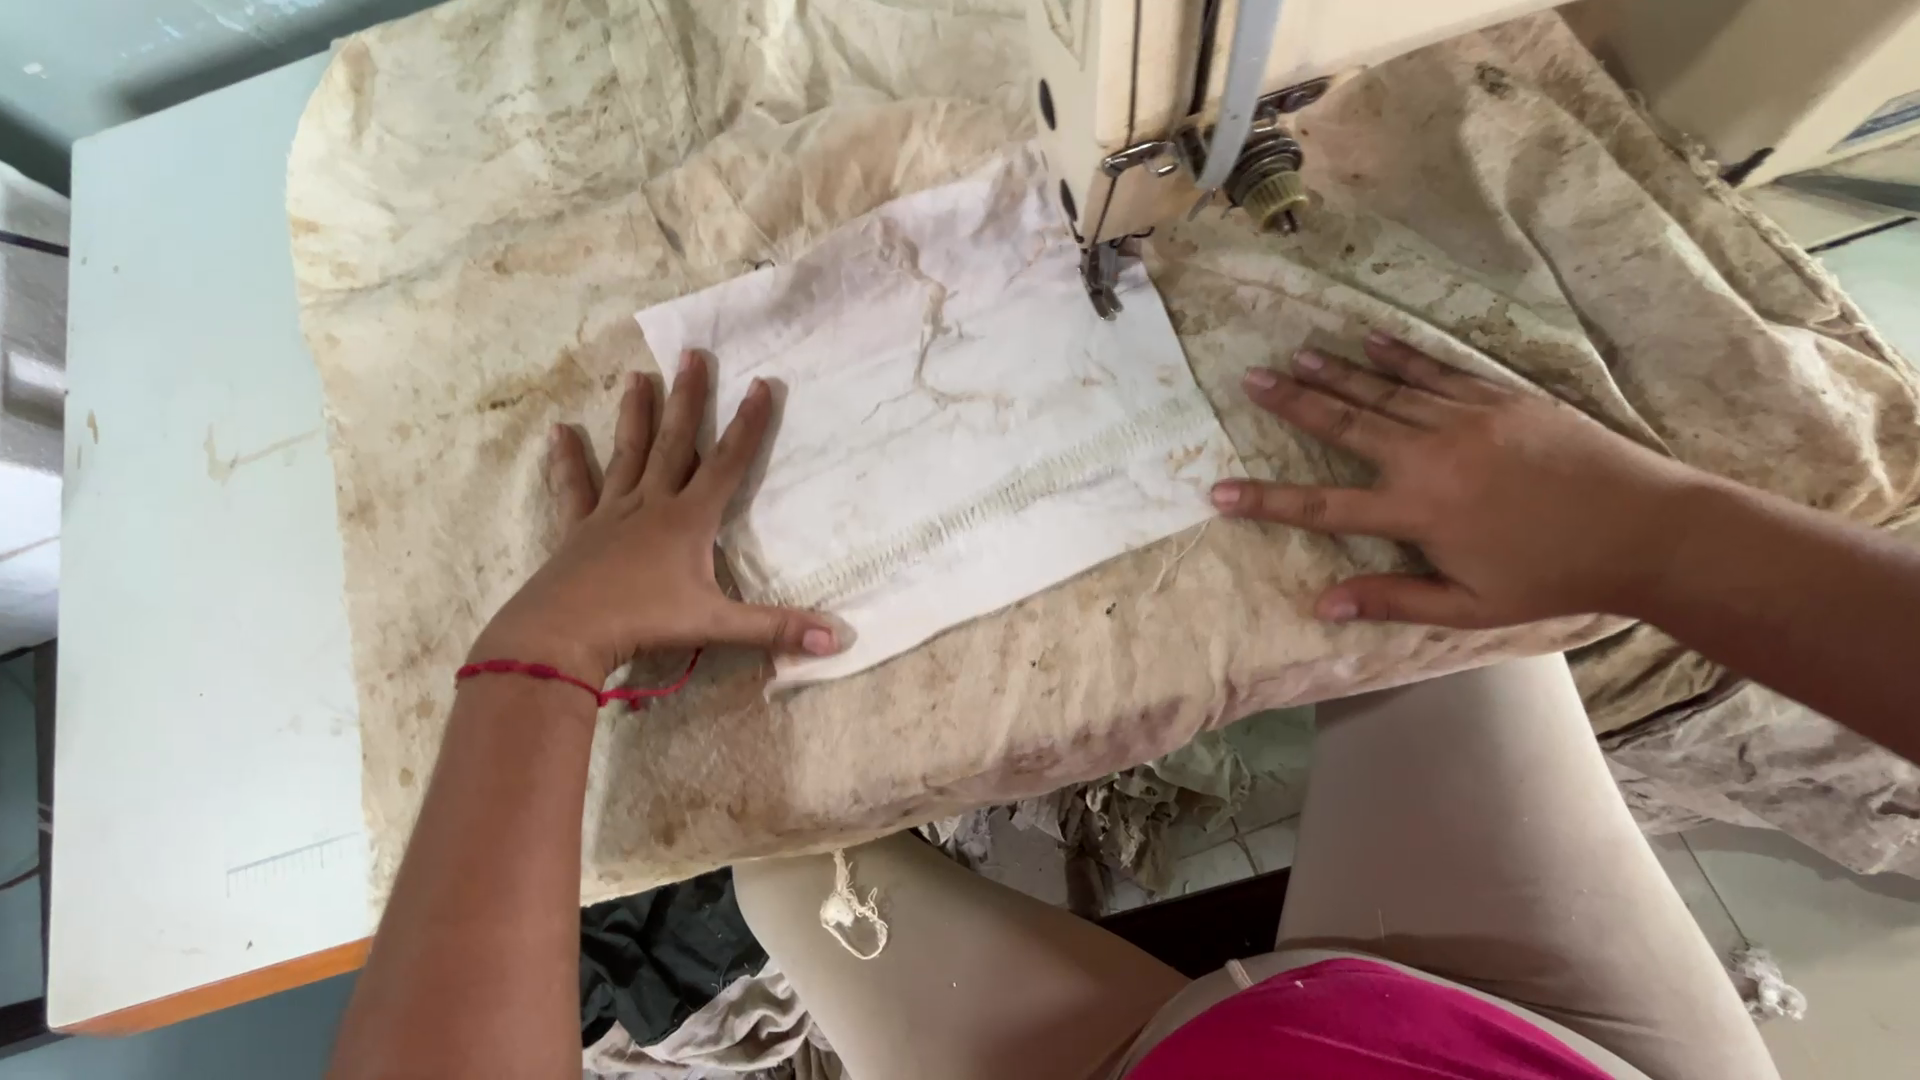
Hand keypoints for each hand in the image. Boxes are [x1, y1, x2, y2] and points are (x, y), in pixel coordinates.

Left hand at [469, 351, 840, 683]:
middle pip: (676, 442)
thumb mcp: (717, 625)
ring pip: (629, 453)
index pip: (728, 463)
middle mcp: (652, 504)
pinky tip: (559, 431)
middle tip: (693, 354)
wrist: (563, 636)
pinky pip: (575, 487)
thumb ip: (777, 628)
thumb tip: (840, 639)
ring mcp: (611, 512)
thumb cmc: (644, 624)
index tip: (762, 383)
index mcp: (688, 520)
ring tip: (638, 376)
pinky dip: (569, 460)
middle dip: (689, 398)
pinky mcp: (578, 529)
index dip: (750, 424)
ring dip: (636, 415)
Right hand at [1211, 333, 1704, 627]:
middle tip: (1251, 379)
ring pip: (1384, 390)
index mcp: (1417, 512)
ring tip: (1295, 355)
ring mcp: (1465, 419)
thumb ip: (1391, 600)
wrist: (1650, 530)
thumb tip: (1320, 606)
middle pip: (1345, 424)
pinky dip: (1400, 355)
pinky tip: (1369, 339)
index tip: (1218, 491)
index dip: (1265, 500)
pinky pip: (1437, 371)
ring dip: (1334, 373)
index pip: (1322, 506)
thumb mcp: (1470, 608)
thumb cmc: (1552, 576)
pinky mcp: (1500, 398)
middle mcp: (1430, 457)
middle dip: (1292, 403)